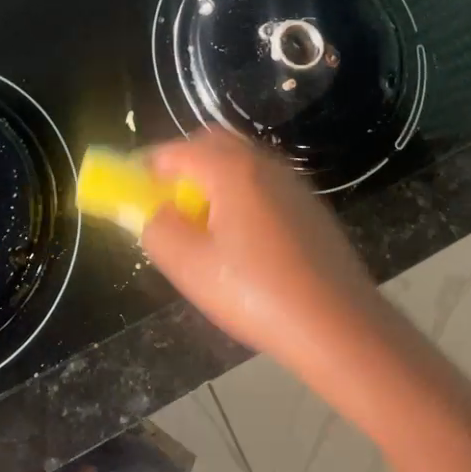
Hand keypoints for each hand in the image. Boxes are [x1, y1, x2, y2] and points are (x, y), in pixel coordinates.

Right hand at [139, 131, 390, 371]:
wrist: (340, 326)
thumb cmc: (257, 293)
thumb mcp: (191, 267)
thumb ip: (158, 229)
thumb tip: (153, 212)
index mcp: (232, 169)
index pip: (177, 150)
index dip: (148, 166)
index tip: (129, 188)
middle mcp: (265, 163)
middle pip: (213, 145)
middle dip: (182, 166)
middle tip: (164, 203)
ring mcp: (293, 184)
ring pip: (242, 166)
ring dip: (213, 182)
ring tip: (201, 228)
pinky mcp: (311, 209)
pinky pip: (264, 188)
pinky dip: (241, 199)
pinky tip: (242, 245)